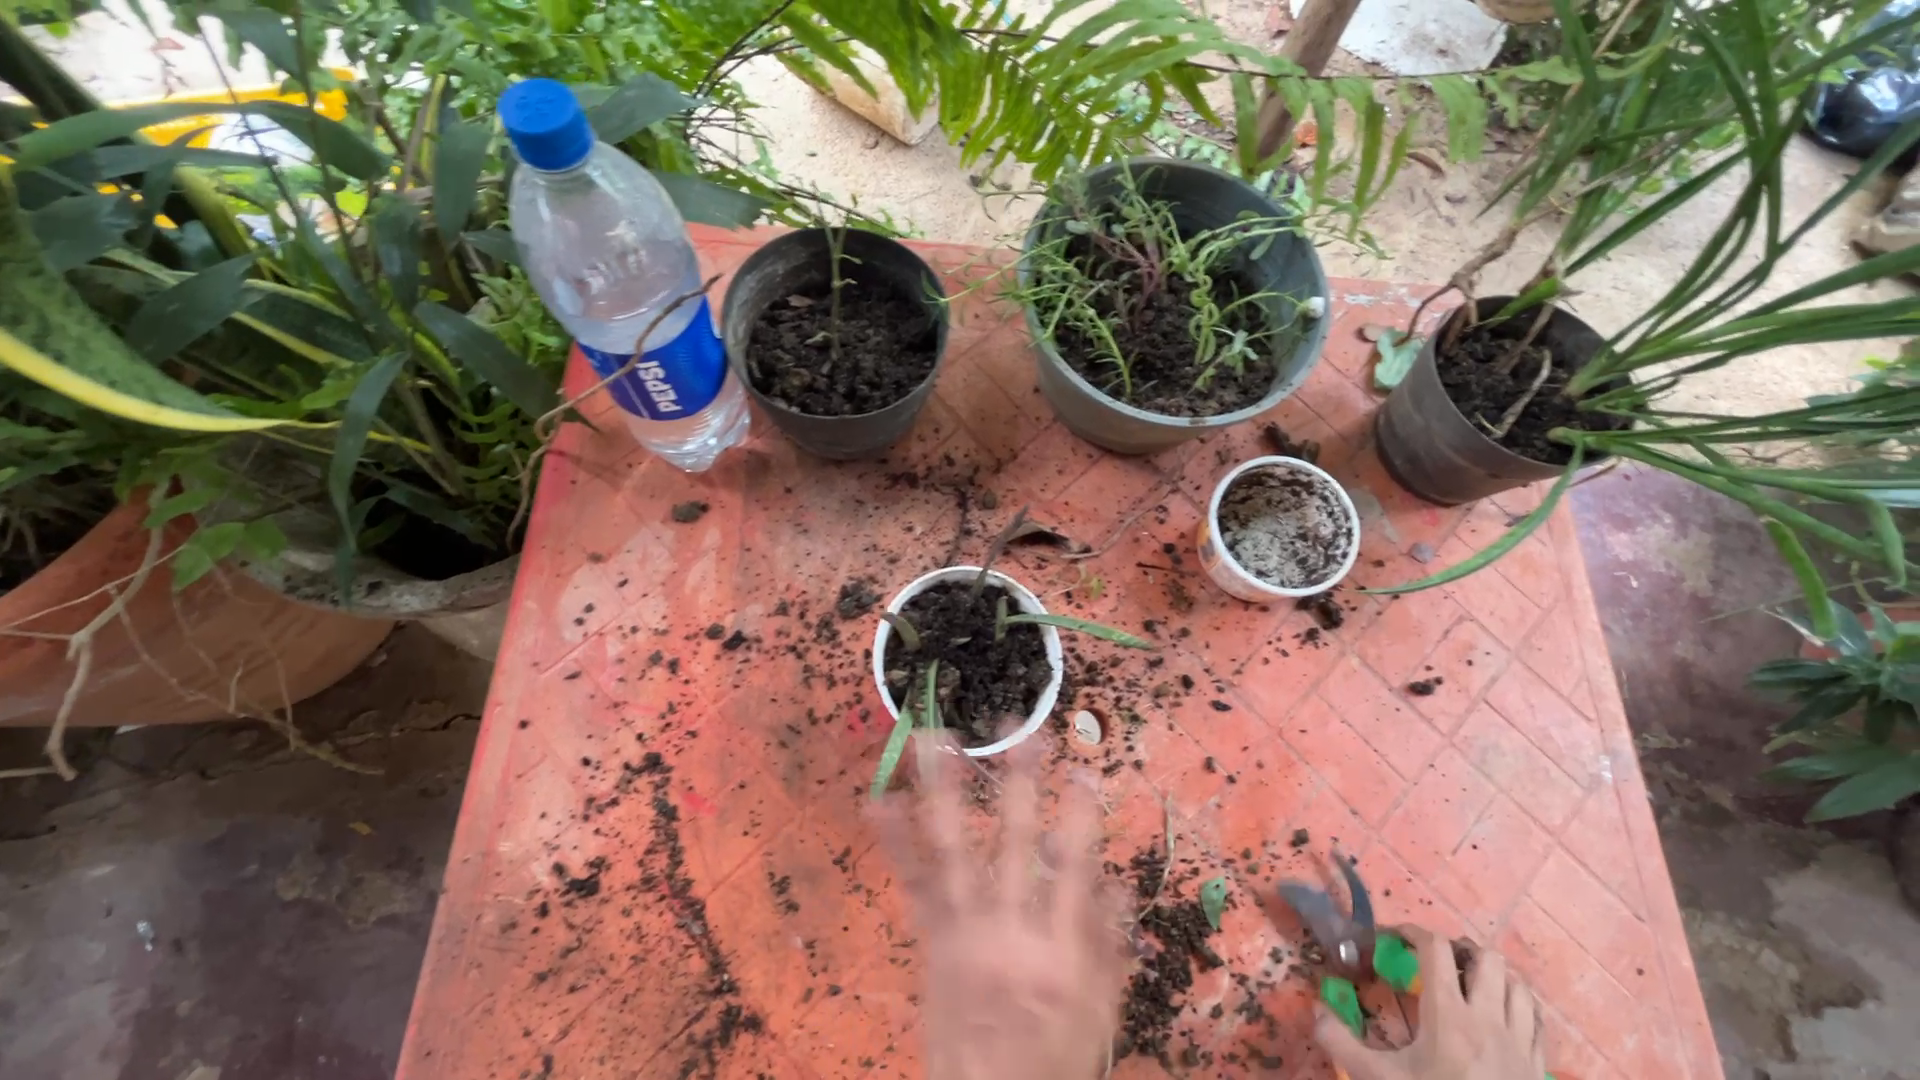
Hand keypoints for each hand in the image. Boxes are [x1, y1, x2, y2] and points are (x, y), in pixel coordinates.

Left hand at [874, 733, 1128, 1079]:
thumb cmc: (1054, 1060)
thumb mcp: (1102, 1014)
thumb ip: (1108, 945)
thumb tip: (1114, 877)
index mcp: (1059, 952)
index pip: (1074, 869)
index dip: (1081, 816)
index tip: (1085, 770)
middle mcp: (1008, 931)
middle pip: (1015, 844)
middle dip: (1020, 783)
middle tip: (1018, 729)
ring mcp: (963, 931)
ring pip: (954, 849)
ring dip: (945, 791)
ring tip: (936, 739)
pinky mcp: (933, 939)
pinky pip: (914, 884)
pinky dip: (896, 841)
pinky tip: (880, 800)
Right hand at [1314, 927, 1544, 1079]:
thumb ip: (1342, 1045)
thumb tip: (1315, 1011)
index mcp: (1449, 1014)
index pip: (1436, 949)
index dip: (1413, 932)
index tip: (1393, 937)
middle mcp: (1489, 1018)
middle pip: (1487, 958)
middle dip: (1461, 949)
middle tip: (1438, 960)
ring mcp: (1520, 1043)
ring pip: (1518, 985)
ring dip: (1495, 974)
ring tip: (1471, 981)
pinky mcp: (1538, 1066)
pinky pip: (1537, 1020)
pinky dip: (1520, 1005)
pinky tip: (1503, 1015)